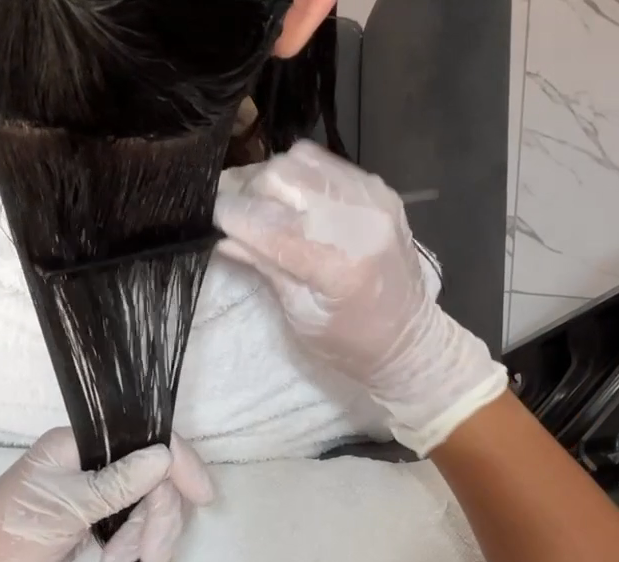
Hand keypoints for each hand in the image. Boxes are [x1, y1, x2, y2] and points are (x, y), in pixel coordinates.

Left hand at [0, 429, 214, 561]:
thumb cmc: (7, 540)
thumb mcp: (65, 510)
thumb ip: (117, 483)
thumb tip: (163, 455)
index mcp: (75, 443)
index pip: (142, 440)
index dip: (178, 465)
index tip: (204, 498)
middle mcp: (85, 460)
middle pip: (149, 477)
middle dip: (156, 518)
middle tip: (154, 558)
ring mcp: (88, 490)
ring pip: (142, 503)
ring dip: (141, 535)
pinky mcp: (88, 518)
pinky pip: (128, 522)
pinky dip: (129, 543)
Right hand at [215, 142, 508, 454]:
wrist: (409, 340)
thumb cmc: (349, 345)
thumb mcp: (300, 316)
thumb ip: (264, 268)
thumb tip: (221, 236)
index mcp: (337, 264)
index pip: (267, 222)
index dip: (229, 217)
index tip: (209, 222)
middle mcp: (358, 218)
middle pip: (280, 175)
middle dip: (250, 194)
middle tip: (240, 219)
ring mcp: (372, 196)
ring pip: (300, 158)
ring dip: (273, 181)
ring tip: (267, 210)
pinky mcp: (378, 188)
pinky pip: (325, 163)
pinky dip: (300, 177)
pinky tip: (296, 205)